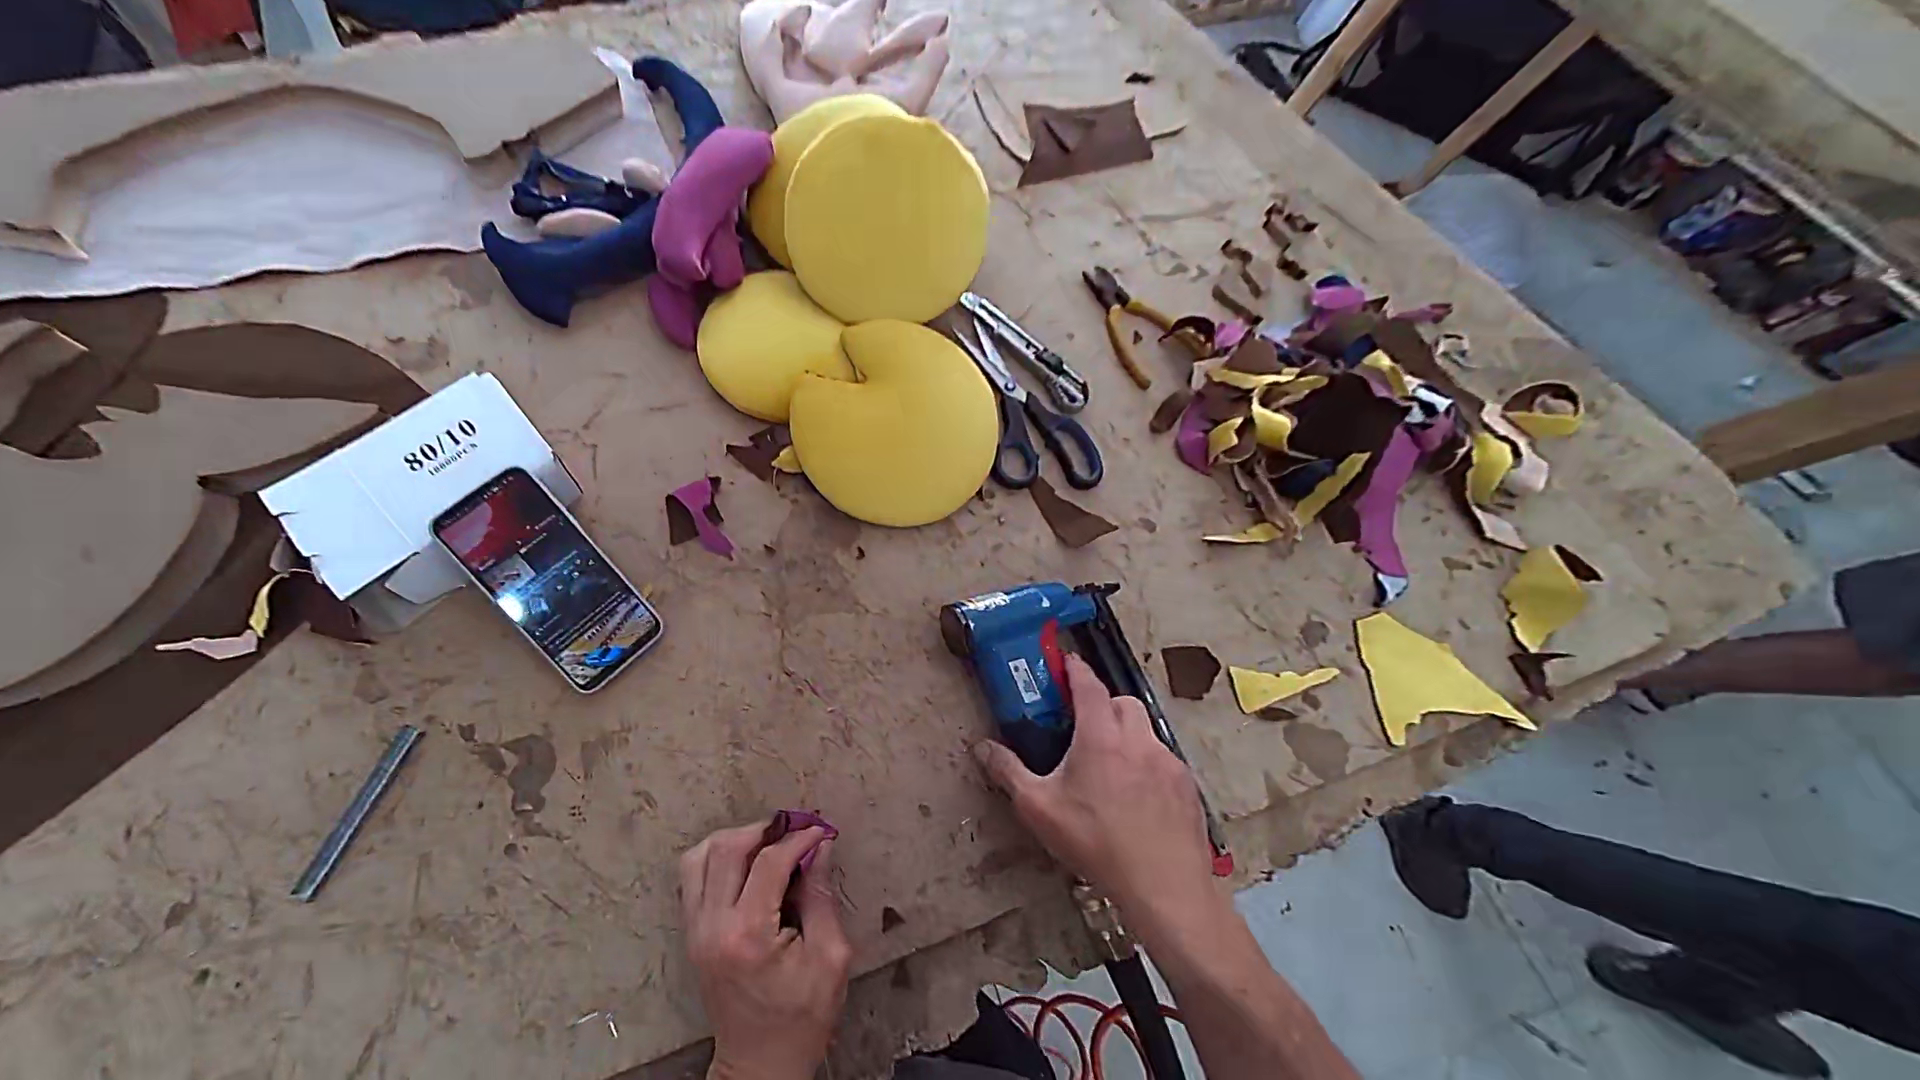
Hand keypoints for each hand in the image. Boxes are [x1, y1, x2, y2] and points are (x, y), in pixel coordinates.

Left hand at [680, 821, 851, 1079]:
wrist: (761, 1065)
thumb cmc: (803, 1017)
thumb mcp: (830, 956)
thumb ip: (821, 896)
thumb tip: (820, 847)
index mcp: (748, 936)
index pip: (769, 862)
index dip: (799, 838)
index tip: (822, 832)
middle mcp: (712, 928)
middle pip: (726, 848)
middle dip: (765, 829)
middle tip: (795, 832)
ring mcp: (695, 931)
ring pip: (699, 856)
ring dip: (736, 839)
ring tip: (769, 844)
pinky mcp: (691, 934)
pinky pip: (692, 877)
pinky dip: (718, 858)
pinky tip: (747, 865)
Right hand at [973, 653, 1216, 917]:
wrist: (1163, 886)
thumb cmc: (1096, 844)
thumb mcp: (1039, 808)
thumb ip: (1008, 772)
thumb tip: (983, 747)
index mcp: (1100, 737)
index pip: (1089, 686)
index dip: (1077, 670)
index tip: (1068, 662)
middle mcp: (1138, 740)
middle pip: (1123, 702)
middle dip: (1104, 704)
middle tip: (1086, 727)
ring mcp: (1168, 762)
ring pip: (1146, 730)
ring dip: (1128, 735)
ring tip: (1111, 767)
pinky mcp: (1187, 786)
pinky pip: (1164, 760)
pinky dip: (1148, 764)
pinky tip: (1138, 796)